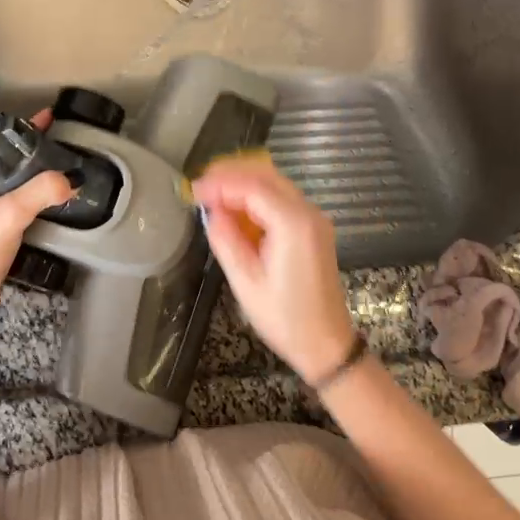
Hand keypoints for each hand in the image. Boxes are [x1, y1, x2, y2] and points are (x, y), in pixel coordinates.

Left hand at [0, 110, 74, 322]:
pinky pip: (12, 210)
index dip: (25, 132)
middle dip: (34, 157)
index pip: (0, 145)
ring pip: (10, 189)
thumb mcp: (11, 213)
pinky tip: (48, 209)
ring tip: (62, 176)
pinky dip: (30, 205)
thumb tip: (71, 180)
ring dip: (33, 182)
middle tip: (63, 151)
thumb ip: (42, 191)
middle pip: (7, 165)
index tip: (50, 119)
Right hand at [190, 154, 355, 382]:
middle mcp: (309, 213)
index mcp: (293, 225)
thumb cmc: (285, 319)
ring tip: (213, 195)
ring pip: (276, 185)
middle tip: (201, 186)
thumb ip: (226, 240)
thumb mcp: (245, 282)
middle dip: (232, 175)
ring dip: (244, 184)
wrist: (326, 344)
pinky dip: (258, 198)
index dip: (221, 184)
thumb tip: (211, 212)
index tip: (194, 190)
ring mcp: (315, 220)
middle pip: (267, 176)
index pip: (253, 187)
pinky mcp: (314, 230)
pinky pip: (283, 201)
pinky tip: (237, 210)